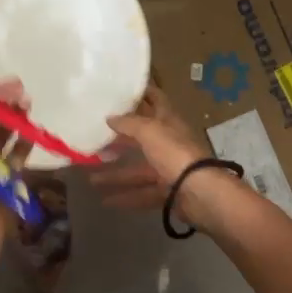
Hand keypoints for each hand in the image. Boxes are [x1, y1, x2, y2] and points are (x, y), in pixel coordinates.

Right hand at [92, 86, 233, 217]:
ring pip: (138, 169)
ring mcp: (168, 168)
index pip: (155, 99)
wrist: (200, 193)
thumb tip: (110, 117)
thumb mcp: (149, 131)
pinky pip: (142, 193)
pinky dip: (125, 197)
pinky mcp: (167, 192)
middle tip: (96, 139)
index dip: (142, 93)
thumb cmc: (174, 153)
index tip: (121, 90)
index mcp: (168, 121)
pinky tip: (106, 201)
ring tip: (91, 180)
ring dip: (116, 174)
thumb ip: (128, 123)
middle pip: (141, 137)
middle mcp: (168, 142)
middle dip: (119, 139)